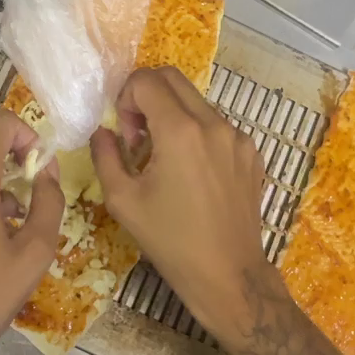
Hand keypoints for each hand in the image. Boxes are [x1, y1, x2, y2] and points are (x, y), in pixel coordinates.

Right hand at [91, 66, 271, 337]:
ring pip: (196, 102)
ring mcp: (238, 137)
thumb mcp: (122, 201)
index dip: (125, 99)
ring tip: (164, 160)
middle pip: (173, 79)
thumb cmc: (170, 241)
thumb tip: (103, 132)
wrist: (228, 275)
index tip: (126, 136)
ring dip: (172, 116)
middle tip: (139, 138)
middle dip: (147, 98)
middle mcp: (214, 124)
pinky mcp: (251, 153)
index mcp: (180, 132)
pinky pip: (216, 126)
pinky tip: (191, 174)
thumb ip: (105, 156)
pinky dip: (196, 134)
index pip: (146, 80)